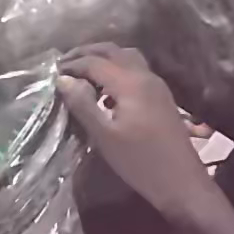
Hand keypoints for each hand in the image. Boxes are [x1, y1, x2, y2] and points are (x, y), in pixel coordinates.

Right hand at [57, 44, 221, 219]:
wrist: (182, 182)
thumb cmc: (140, 162)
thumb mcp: (104, 136)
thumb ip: (83, 104)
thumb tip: (63, 79)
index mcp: (130, 83)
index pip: (95, 62)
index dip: (72, 64)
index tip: (52, 73)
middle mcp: (145, 76)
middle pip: (113, 51)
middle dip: (87, 53)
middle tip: (64, 64)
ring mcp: (156, 85)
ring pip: (126, 58)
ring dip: (103, 60)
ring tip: (82, 74)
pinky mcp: (161, 97)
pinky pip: (135, 71)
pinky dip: (116, 71)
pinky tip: (105, 92)